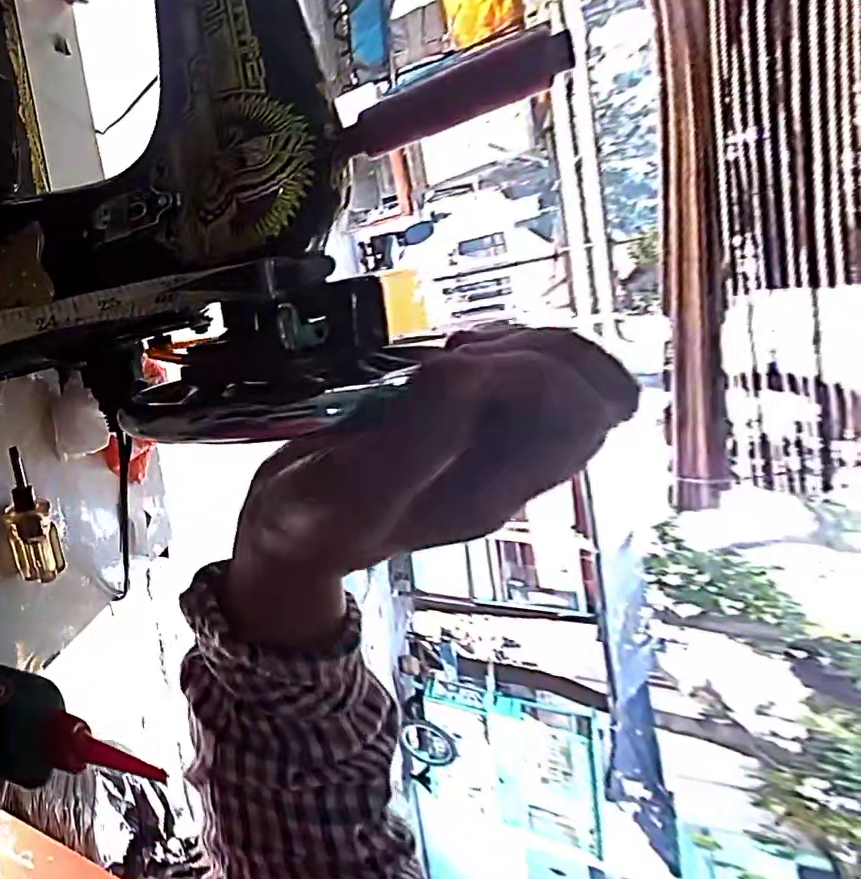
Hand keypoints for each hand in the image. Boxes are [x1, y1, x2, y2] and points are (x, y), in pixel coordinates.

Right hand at [228, 326, 638, 648]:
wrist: (283, 532)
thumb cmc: (308, 521)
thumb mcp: (350, 491)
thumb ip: (414, 438)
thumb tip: (463, 371)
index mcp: (491, 491)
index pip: (578, 419)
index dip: (534, 375)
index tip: (454, 366)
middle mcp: (498, 467)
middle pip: (594, 397)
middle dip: (545, 352)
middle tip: (468, 348)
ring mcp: (473, 445)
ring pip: (558, 382)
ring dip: (518, 346)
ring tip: (455, 347)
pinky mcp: (440, 425)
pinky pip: (502, 380)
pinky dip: (481, 353)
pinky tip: (436, 355)